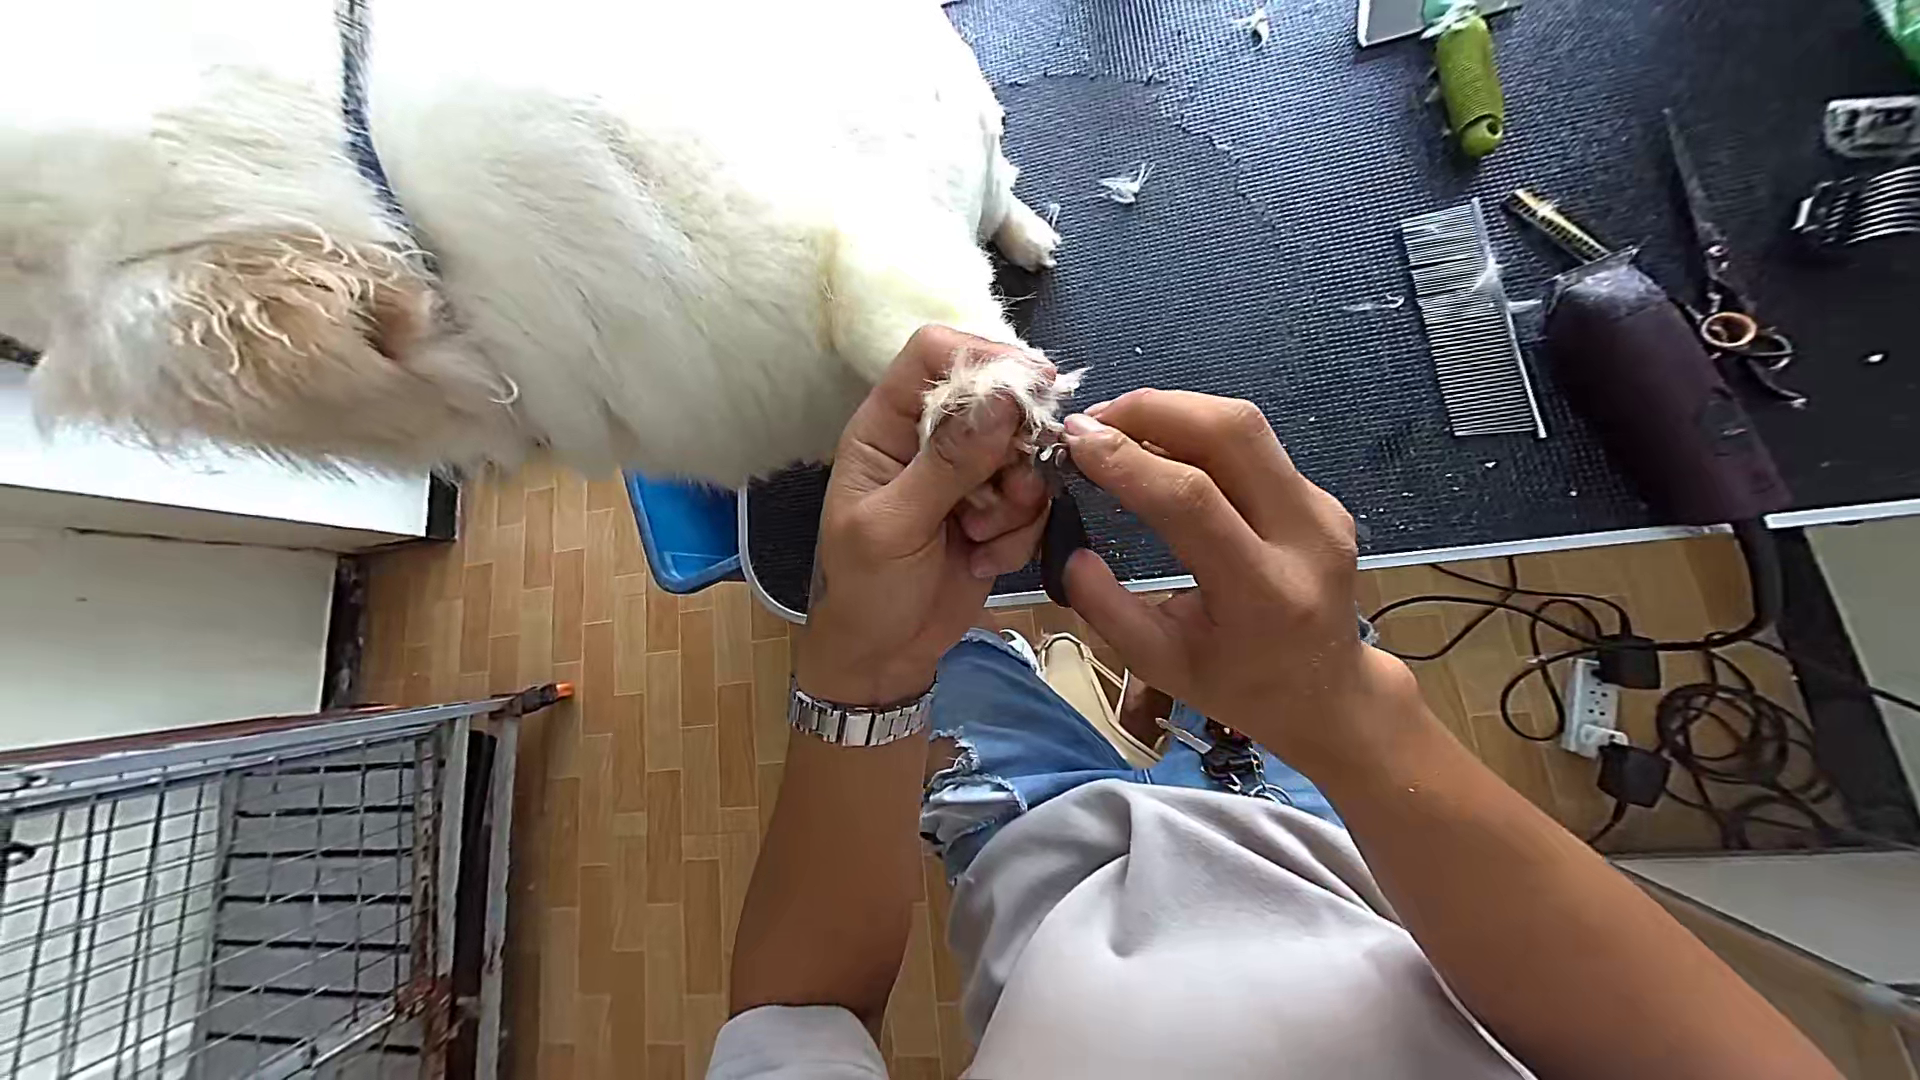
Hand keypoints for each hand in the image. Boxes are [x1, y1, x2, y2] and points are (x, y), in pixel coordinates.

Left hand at [795, 326, 1051, 705]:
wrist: (884, 656)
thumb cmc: (865, 590)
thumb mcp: (894, 526)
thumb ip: (948, 463)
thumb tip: (1003, 399)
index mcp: (886, 427)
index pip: (935, 355)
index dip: (985, 359)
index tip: (1034, 389)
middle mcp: (930, 442)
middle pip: (996, 402)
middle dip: (1012, 449)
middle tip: (1005, 492)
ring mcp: (966, 478)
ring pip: (1022, 455)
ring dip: (1014, 502)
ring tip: (979, 538)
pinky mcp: (994, 513)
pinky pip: (1032, 501)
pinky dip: (1018, 534)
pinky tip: (983, 560)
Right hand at [1061, 389, 1420, 770]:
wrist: (1329, 693)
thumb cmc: (1239, 687)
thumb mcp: (1159, 664)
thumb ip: (1106, 609)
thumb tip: (1068, 550)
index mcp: (1263, 593)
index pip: (1192, 499)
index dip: (1127, 460)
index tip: (1074, 441)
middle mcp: (1305, 537)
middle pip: (1233, 433)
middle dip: (1152, 410)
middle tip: (1092, 421)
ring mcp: (1320, 509)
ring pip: (1245, 426)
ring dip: (1171, 411)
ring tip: (1114, 428)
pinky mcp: (1318, 497)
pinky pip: (1251, 444)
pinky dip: (1193, 431)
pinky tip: (1156, 447)